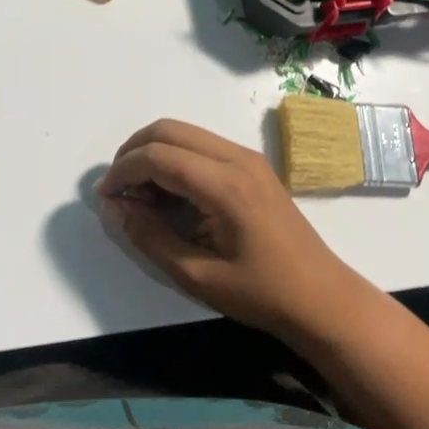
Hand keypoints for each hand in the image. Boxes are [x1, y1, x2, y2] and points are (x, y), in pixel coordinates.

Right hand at [97, 120, 360, 337]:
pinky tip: (168, 195)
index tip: (105, 197)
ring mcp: (248, 158)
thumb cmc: (262, 294)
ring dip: (153, 154)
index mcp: (225, 186)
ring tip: (140, 196)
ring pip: (184, 132)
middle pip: (168, 130)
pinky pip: (201, 145)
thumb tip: (115, 206)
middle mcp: (237, 158)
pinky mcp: (252, 165)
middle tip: (118, 190)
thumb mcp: (196, 276)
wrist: (322, 298)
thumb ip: (150, 237)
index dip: (123, 171)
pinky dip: (174, 159)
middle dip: (132, 153)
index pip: (158, 156)